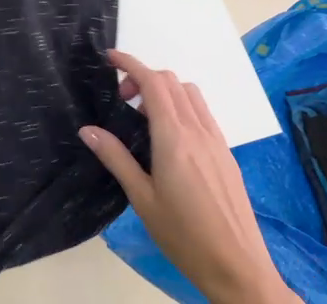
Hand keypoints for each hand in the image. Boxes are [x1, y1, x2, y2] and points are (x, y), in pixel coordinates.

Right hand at [80, 50, 296, 303]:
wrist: (238, 267)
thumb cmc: (184, 237)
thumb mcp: (142, 199)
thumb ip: (116, 158)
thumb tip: (88, 129)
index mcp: (174, 138)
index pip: (153, 83)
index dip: (130, 64)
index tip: (110, 58)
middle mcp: (198, 130)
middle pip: (171, 82)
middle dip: (144, 78)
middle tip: (122, 101)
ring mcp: (216, 141)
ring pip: (190, 94)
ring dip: (166, 91)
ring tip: (146, 119)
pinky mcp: (227, 154)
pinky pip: (203, 114)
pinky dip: (182, 107)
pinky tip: (171, 139)